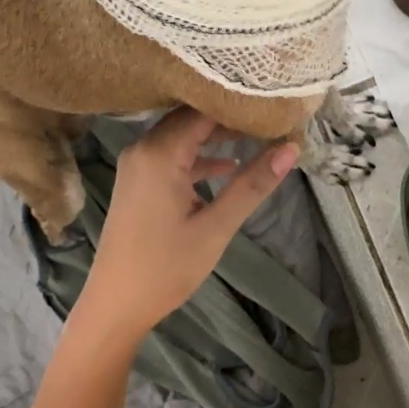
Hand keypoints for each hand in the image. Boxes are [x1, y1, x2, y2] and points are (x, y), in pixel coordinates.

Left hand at [71, 108, 297, 342]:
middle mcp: (143, 148)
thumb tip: (291, 148)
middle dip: (231, 117)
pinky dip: (199, 158)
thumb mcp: (215, 227)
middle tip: (273, 118)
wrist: (117, 303)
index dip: (241, 105)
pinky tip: (228, 167)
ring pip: (182, 136)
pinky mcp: (137, 183)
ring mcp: (136, 165)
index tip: (277, 105)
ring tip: (259, 138)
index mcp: (159, 152)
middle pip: (191, 117)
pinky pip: (172, 157)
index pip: (205, 109)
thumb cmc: (165, 267)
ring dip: (217, 138)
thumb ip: (251, 185)